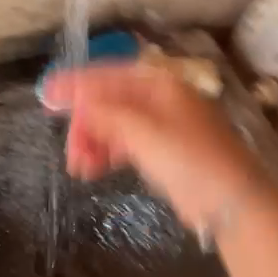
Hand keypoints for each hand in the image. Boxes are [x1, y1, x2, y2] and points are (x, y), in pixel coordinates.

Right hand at [42, 62, 271, 232]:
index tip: (47, 93)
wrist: (230, 199)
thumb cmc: (189, 159)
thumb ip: (107, 114)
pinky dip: (107, 154)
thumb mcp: (144, 132)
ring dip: (93, 142)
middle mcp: (162, 100)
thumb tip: (79, 102)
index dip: (76, 84)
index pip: (109, 76)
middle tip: (69, 150)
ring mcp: (163, 126)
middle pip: (110, 103)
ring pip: (115, 126)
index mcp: (161, 85)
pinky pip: (126, 145)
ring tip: (78, 167)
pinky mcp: (164, 152)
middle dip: (85, 124)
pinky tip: (93, 168)